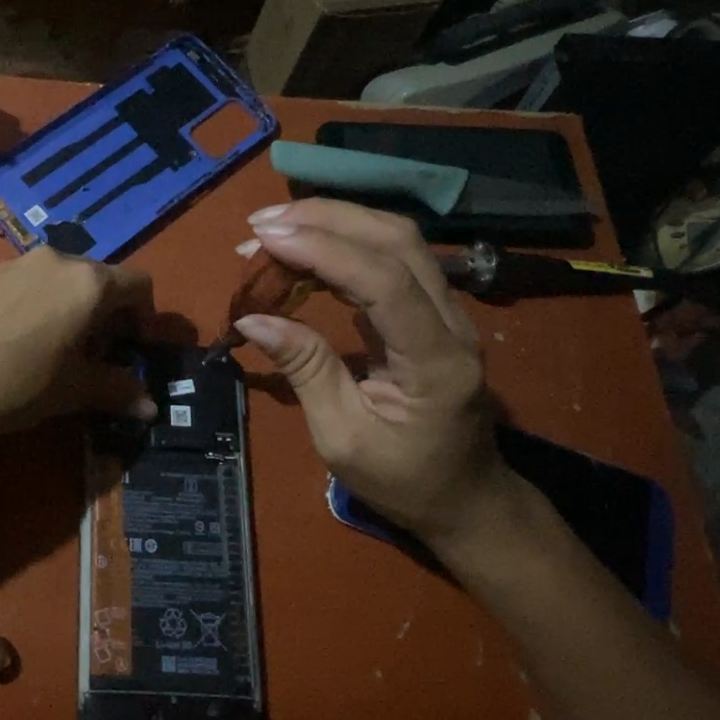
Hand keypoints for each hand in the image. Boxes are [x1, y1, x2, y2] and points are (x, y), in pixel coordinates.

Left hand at [0, 246, 157, 440]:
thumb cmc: (10, 382)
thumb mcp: (70, 391)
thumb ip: (116, 390)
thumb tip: (150, 404)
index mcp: (88, 282)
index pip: (139, 285)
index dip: (146, 320)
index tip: (135, 354)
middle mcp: (58, 259)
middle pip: (102, 281)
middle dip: (110, 318)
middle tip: (99, 362)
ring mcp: (19, 262)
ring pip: (66, 282)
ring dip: (76, 313)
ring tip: (60, 356)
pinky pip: (35, 284)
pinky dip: (45, 307)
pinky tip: (22, 344)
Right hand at [234, 199, 505, 540]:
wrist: (467, 500)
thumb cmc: (404, 479)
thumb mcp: (341, 437)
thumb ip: (305, 369)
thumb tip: (252, 318)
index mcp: (435, 362)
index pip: (385, 283)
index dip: (325, 251)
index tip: (265, 239)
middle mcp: (453, 323)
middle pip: (397, 240)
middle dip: (326, 219)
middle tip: (259, 225)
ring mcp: (449, 311)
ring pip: (397, 238)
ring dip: (333, 222)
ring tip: (272, 228)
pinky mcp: (432, 309)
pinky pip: (391, 257)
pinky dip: (343, 242)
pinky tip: (302, 247)